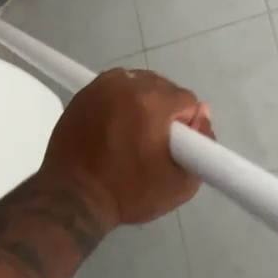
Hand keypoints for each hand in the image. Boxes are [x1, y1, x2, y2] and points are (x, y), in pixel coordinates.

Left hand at [40, 68, 212, 226]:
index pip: (187, 100)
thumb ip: (203, 146)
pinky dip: (120, 100)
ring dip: (143, 101)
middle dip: (166, 110)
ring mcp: (99, 86)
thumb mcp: (180, 182)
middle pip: (162, 86)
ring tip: (135, 132)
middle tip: (155, 141)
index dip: (188, 124)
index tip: (176, 146)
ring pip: (136, 83)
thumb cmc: (129, 192)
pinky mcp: (82, 93)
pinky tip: (116, 124)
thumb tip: (201, 116)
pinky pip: (113, 87)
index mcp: (151, 103)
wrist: (74, 194)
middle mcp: (124, 85)